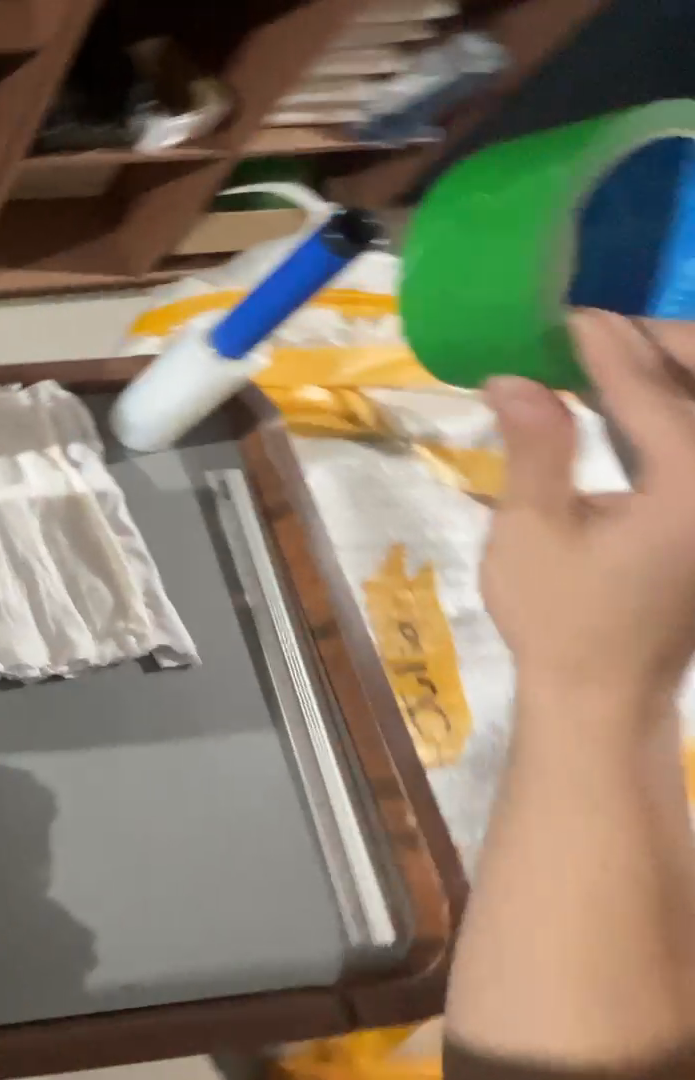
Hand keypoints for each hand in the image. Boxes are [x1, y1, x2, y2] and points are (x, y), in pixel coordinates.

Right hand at [481, 310, 694, 716]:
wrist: (604, 680)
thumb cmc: (557, 610)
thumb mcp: (530, 530)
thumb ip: (535, 449)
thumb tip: (513, 380)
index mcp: (693, 487)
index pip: (654, 397)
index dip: (609, 352)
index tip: (572, 317)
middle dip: (668, 347)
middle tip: (600, 332)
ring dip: (678, 376)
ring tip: (620, 356)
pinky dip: (676, 412)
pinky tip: (639, 404)